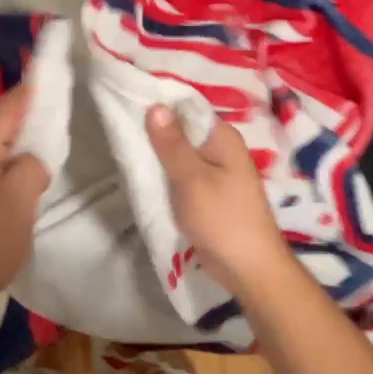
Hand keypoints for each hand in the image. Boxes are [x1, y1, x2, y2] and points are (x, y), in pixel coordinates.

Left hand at [0, 87, 51, 311]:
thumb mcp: (19, 201)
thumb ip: (32, 166)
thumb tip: (35, 156)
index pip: (8, 107)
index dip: (32, 90)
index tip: (56, 72)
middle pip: (2, 122)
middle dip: (31, 111)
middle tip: (63, 101)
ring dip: (24, 137)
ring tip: (53, 130)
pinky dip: (16, 158)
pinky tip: (32, 165)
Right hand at [146, 104, 295, 297]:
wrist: (249, 270)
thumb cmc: (222, 219)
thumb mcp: (191, 178)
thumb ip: (172, 143)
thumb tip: (156, 105)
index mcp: (223, 137)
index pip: (187, 108)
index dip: (160, 104)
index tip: (130, 103)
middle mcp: (221, 148)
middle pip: (183, 130)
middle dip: (156, 131)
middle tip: (123, 128)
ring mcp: (217, 171)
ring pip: (181, 154)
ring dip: (159, 155)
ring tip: (128, 148)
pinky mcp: (209, 192)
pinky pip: (183, 174)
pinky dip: (167, 174)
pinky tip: (146, 174)